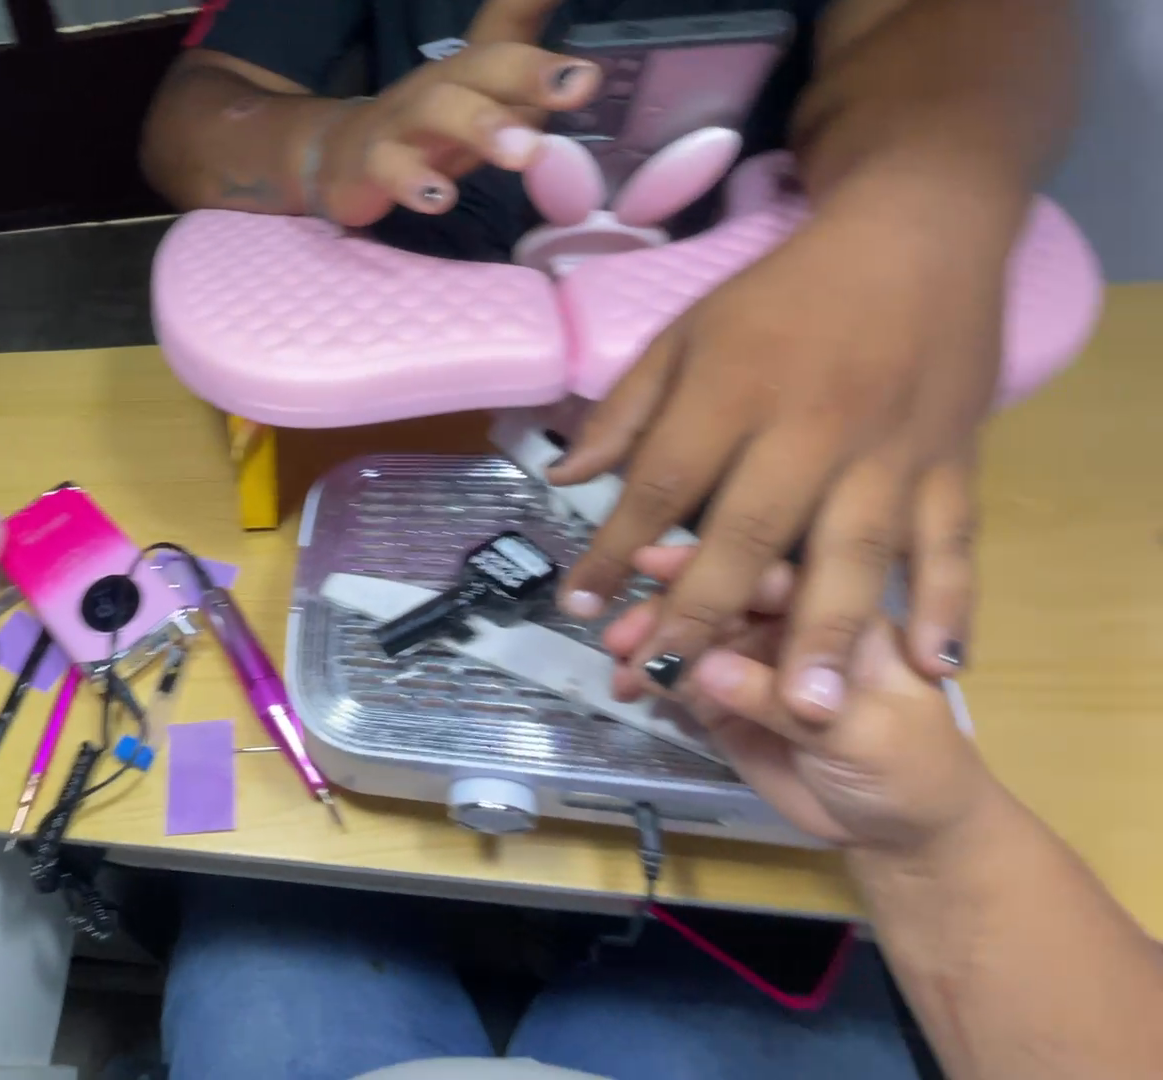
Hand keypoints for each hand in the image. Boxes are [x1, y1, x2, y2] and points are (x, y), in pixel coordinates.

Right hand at [315, 0, 599, 225]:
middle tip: (580, 86)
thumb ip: (534, 99)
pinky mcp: (370, 163)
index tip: (589, 47)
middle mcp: (439, 84)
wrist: (341, 159)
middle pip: (483, 64)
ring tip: (524, 156)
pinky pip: (388, 168)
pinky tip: (441, 200)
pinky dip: (416, 183)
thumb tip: (585, 91)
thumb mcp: (485, 108)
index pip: (514, 22)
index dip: (541, 3)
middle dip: (532, 72)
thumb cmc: (429, 137)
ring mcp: (401, 122)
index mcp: (474, 69)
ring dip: (482, 127)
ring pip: (437, 109)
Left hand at [548, 192, 1005, 717]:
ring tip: (800, 711)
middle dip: (702, 613)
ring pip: (850, 554)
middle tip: (664, 679)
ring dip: (821, 634)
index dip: (612, 549)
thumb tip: (562, 478)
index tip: (574, 604)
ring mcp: (890, 450)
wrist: (913, 238)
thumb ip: (622, 415)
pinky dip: (950, 602)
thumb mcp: (677, 340)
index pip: (658, 486)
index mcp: (731, 395)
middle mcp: (810, 430)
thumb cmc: (772, 298)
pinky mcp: (953, 461)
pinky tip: (938, 667)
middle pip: (747, 535)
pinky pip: (951, 540)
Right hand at [617, 545, 995, 852]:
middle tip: (619, 637)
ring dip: (645, 648)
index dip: (712, 567)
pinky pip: (673, 681)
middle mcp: (784, 631)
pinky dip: (644, 681)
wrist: (900, 836)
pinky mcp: (719, 701)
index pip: (769, 579)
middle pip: (713, 605)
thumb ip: (780, 699)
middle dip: (662, 616)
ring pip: (684, 640)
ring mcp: (747, 665)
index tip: (651, 564)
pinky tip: (624, 689)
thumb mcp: (863, 733)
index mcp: (835, 619)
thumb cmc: (911, 772)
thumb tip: (704, 669)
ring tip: (617, 669)